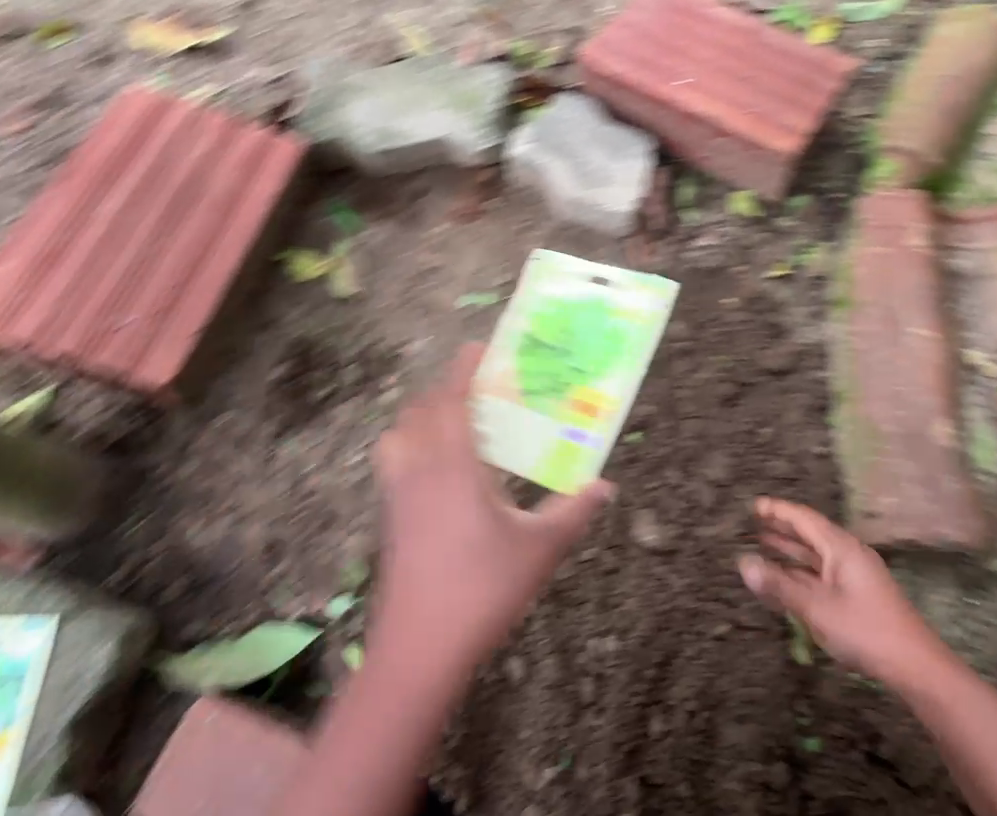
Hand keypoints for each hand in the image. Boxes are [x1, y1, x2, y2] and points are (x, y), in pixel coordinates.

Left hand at [369, 344, 614, 674]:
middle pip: (420, 411)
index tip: (479, 348)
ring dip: (423, 417)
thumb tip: (605, 486)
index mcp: (453, 467)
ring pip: (399, 436)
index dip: (462, 370)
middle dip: (446, 390)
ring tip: (457, 424)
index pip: (450, 401)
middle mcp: (418, 471)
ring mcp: (398, 497)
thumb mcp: (540, 549)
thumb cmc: (483, 591)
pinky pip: (395, 463)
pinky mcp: (391, 521)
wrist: (419, 648)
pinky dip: (413, 447)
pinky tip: (443, 473)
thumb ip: (574, 512)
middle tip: (480, 388)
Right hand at [738, 497, 946, 690]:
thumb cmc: (864, 630)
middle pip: (810, 534)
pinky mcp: (856, 595)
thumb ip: (779, 585)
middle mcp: (847, 555)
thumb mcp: (816, 608)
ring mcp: (853, 575)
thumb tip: (743, 563)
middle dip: (782, 527)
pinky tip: (785, 578)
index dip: (778, 511)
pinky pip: (821, 575)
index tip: (754, 506)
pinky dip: (800, 572)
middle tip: (753, 521)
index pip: (804, 519)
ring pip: (815, 556)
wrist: (914, 664)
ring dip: (790, 550)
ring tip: (763, 542)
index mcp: (841, 548)